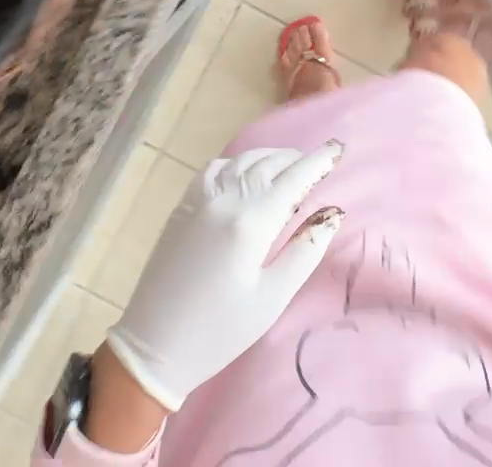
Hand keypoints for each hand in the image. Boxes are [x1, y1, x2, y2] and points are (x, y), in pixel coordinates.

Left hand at [105, 143, 346, 410]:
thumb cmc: (221, 331)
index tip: (338, 148)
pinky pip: (214, 168)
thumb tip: (333, 213)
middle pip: (266, 164)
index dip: (318, 161)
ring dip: (268, 157)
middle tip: (317, 162)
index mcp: (250, 223)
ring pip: (240, 161)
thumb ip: (305, 251)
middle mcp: (224, 200)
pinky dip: (237, 162)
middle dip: (295, 158)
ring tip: (288, 166)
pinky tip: (245, 174)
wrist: (154, 344)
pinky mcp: (182, 206)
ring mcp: (199, 199)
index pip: (293, 179)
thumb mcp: (272, 298)